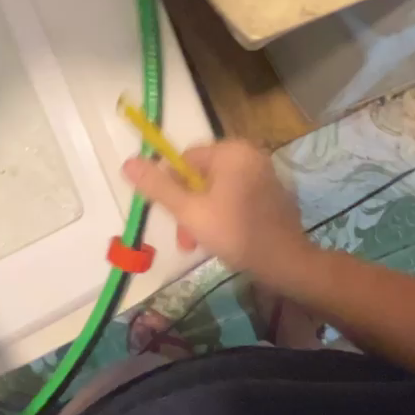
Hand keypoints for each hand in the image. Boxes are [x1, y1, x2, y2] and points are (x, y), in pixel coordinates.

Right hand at [121, 139, 313, 279]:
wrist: (286, 263)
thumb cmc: (235, 234)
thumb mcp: (189, 213)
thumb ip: (158, 187)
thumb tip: (128, 162)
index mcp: (231, 151)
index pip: (185, 159)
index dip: (171, 187)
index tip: (171, 216)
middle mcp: (250, 155)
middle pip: (201, 176)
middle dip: (188, 207)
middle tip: (185, 239)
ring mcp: (265, 174)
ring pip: (218, 190)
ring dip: (202, 216)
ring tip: (199, 244)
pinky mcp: (273, 194)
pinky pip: (237, 197)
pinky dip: (224, 215)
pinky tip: (224, 239)